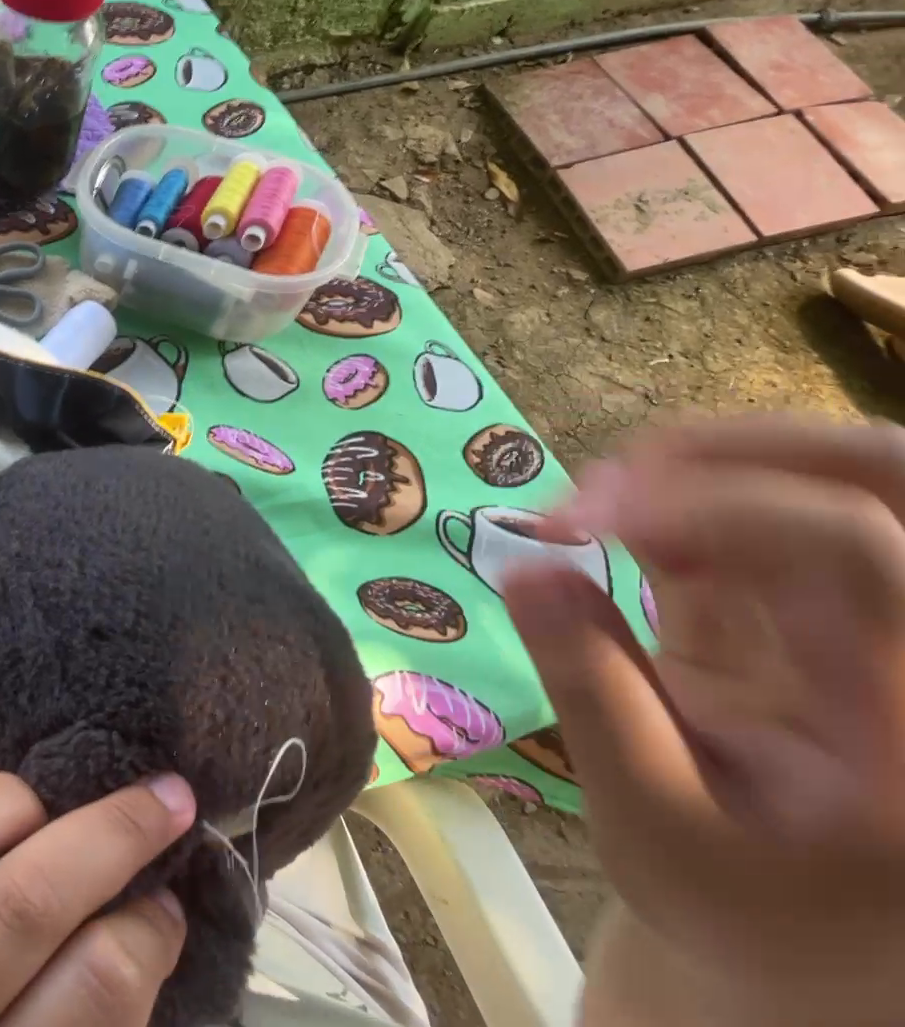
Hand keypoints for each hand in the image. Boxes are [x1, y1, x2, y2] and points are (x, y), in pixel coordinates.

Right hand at [503, 415, 904, 1021]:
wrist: (800, 942)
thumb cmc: (730, 897)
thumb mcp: (645, 810)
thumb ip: (591, 687)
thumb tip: (524, 566)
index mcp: (903, 708)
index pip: (853, 553)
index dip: (716, 508)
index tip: (574, 519)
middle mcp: (904, 643)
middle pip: (887, 484)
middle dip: (741, 449)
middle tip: (608, 471)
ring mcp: (865, 624)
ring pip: (826, 488)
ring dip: (698, 473)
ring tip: (586, 503)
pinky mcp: (814, 618)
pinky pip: (762, 529)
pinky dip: (677, 511)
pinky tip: (604, 530)